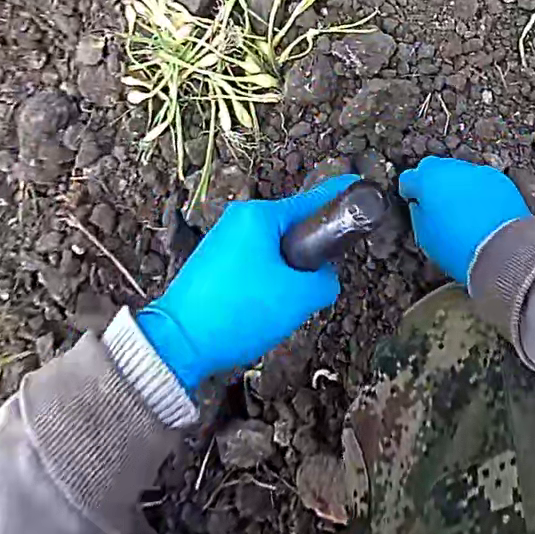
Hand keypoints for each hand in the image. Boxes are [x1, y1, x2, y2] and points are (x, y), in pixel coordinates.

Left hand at [137, 174, 351, 392]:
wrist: (176, 346)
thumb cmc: (238, 311)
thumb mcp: (299, 298)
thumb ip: (326, 281)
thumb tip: (325, 277)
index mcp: (259, 215)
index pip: (312, 200)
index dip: (340, 196)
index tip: (358, 187)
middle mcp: (239, 218)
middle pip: (293, 226)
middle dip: (309, 250)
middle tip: (321, 274)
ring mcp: (223, 239)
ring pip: (273, 247)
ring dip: (287, 268)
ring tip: (289, 297)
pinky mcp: (212, 261)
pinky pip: (254, 260)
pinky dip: (266, 277)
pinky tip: (265, 303)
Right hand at [397, 156, 529, 282]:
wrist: (501, 249)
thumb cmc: (458, 247)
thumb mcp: (425, 237)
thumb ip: (419, 214)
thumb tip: (421, 206)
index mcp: (427, 181)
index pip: (409, 178)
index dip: (410, 190)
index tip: (413, 200)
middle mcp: (451, 169)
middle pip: (434, 168)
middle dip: (432, 182)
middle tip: (436, 203)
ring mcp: (476, 171)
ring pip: (459, 172)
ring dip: (456, 185)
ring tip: (461, 210)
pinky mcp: (497, 178)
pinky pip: (481, 180)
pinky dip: (478, 190)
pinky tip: (481, 210)